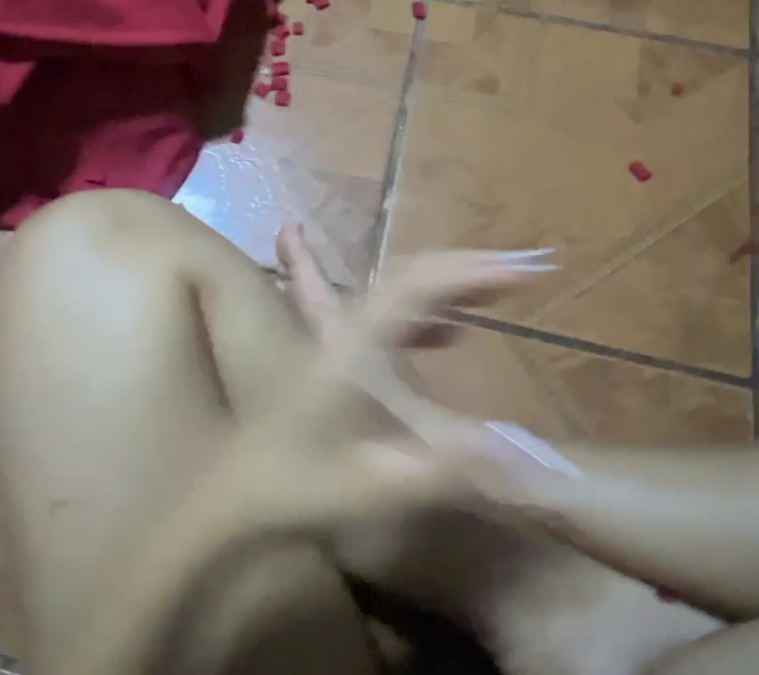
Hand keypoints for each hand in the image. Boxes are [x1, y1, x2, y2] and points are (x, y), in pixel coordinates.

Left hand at [191, 232, 560, 541]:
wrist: (231, 492)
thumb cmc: (295, 489)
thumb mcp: (372, 488)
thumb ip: (444, 470)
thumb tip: (517, 443)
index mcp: (351, 348)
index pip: (415, 287)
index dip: (471, 272)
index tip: (527, 270)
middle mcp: (343, 330)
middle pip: (408, 276)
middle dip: (469, 268)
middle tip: (526, 266)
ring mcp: (336, 338)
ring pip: (396, 291)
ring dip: (449, 285)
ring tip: (501, 286)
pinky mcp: (336, 355)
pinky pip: (387, 315)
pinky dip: (427, 312)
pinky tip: (453, 334)